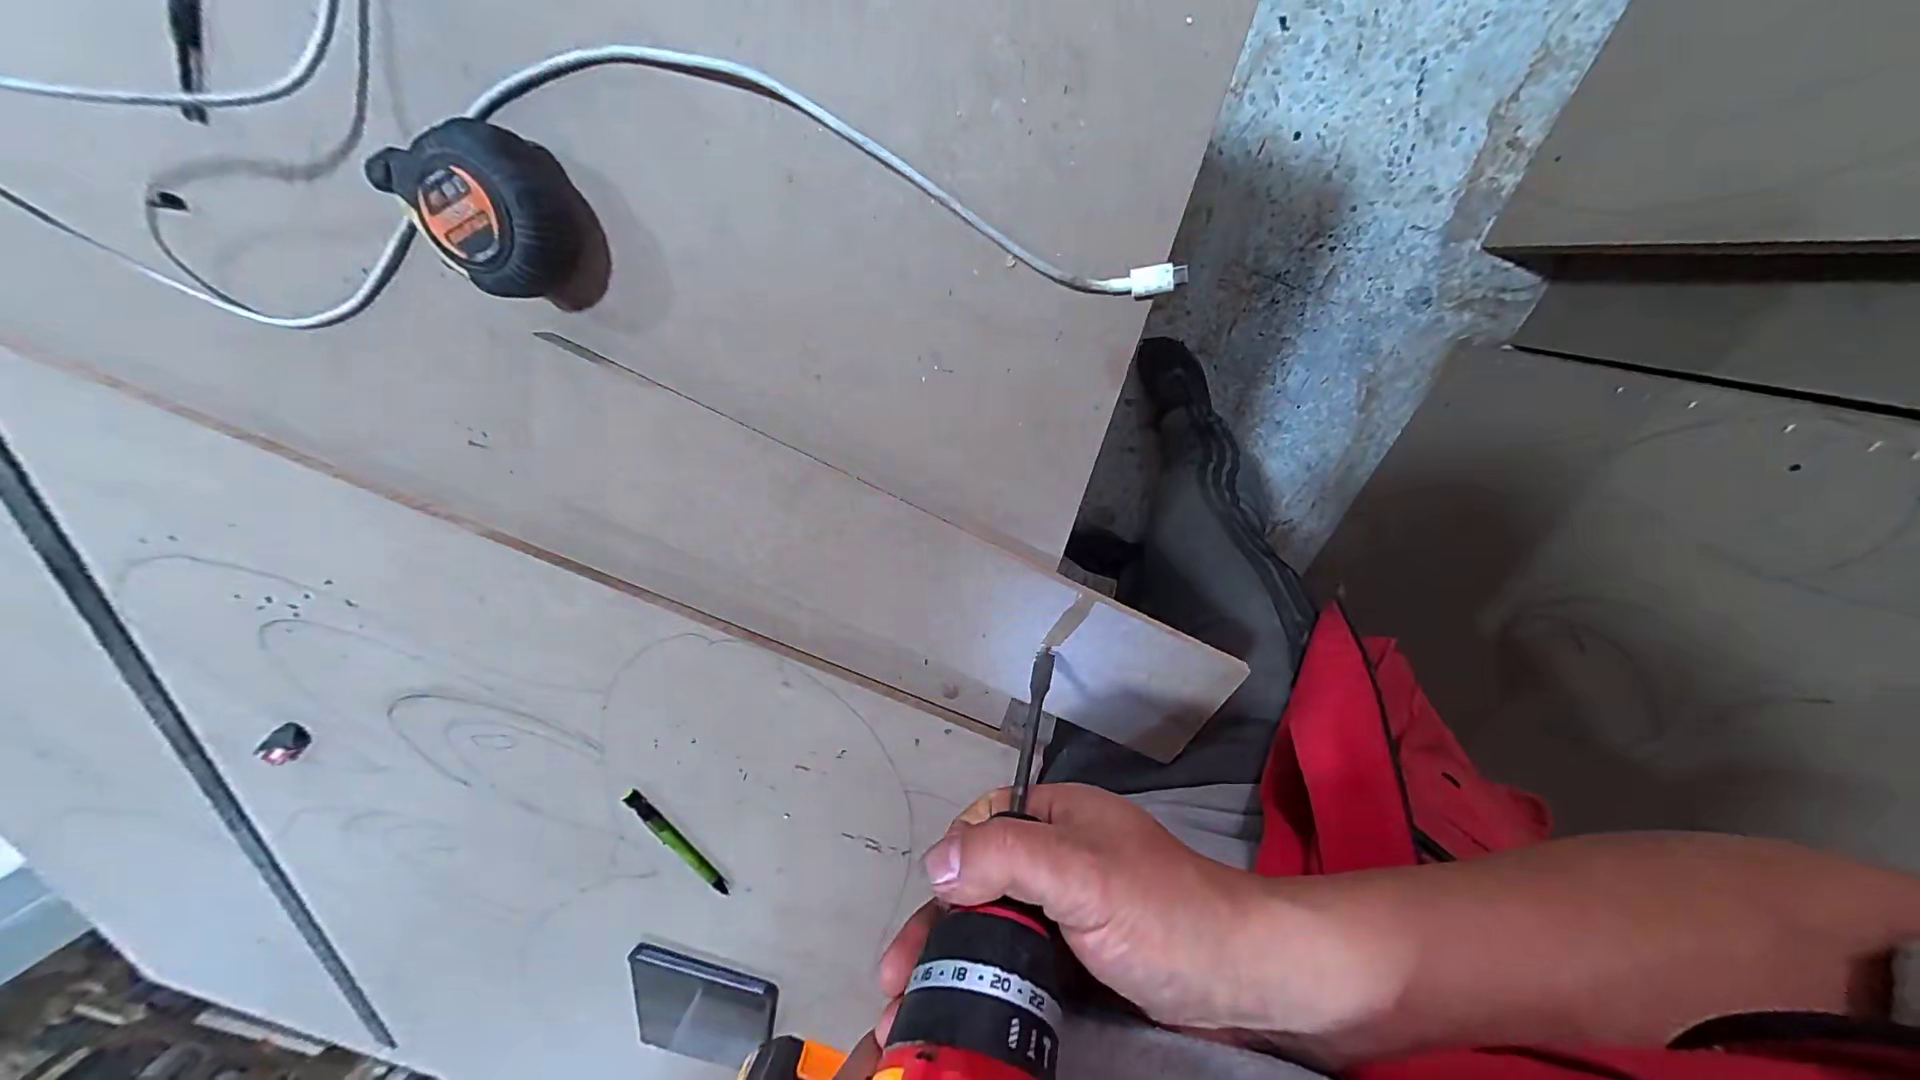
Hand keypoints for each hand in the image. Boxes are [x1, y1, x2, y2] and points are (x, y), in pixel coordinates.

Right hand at [877, 783, 1283, 1032]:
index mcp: (1058, 816)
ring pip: (996, 921)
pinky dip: (986, 978)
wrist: (1248, 981)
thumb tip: (934, 861)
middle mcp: (1058, 853)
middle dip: (936, 926)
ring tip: (912, 1008)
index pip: (983, 826)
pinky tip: (963, 1005)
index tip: (925, 919)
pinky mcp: (1078, 953)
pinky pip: (1020, 956)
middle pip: (980, 879)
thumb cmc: (1166, 915)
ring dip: (952, 958)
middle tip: (898, 980)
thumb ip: (1009, 857)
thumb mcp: (1084, 874)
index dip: (947, 866)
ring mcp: (1068, 906)